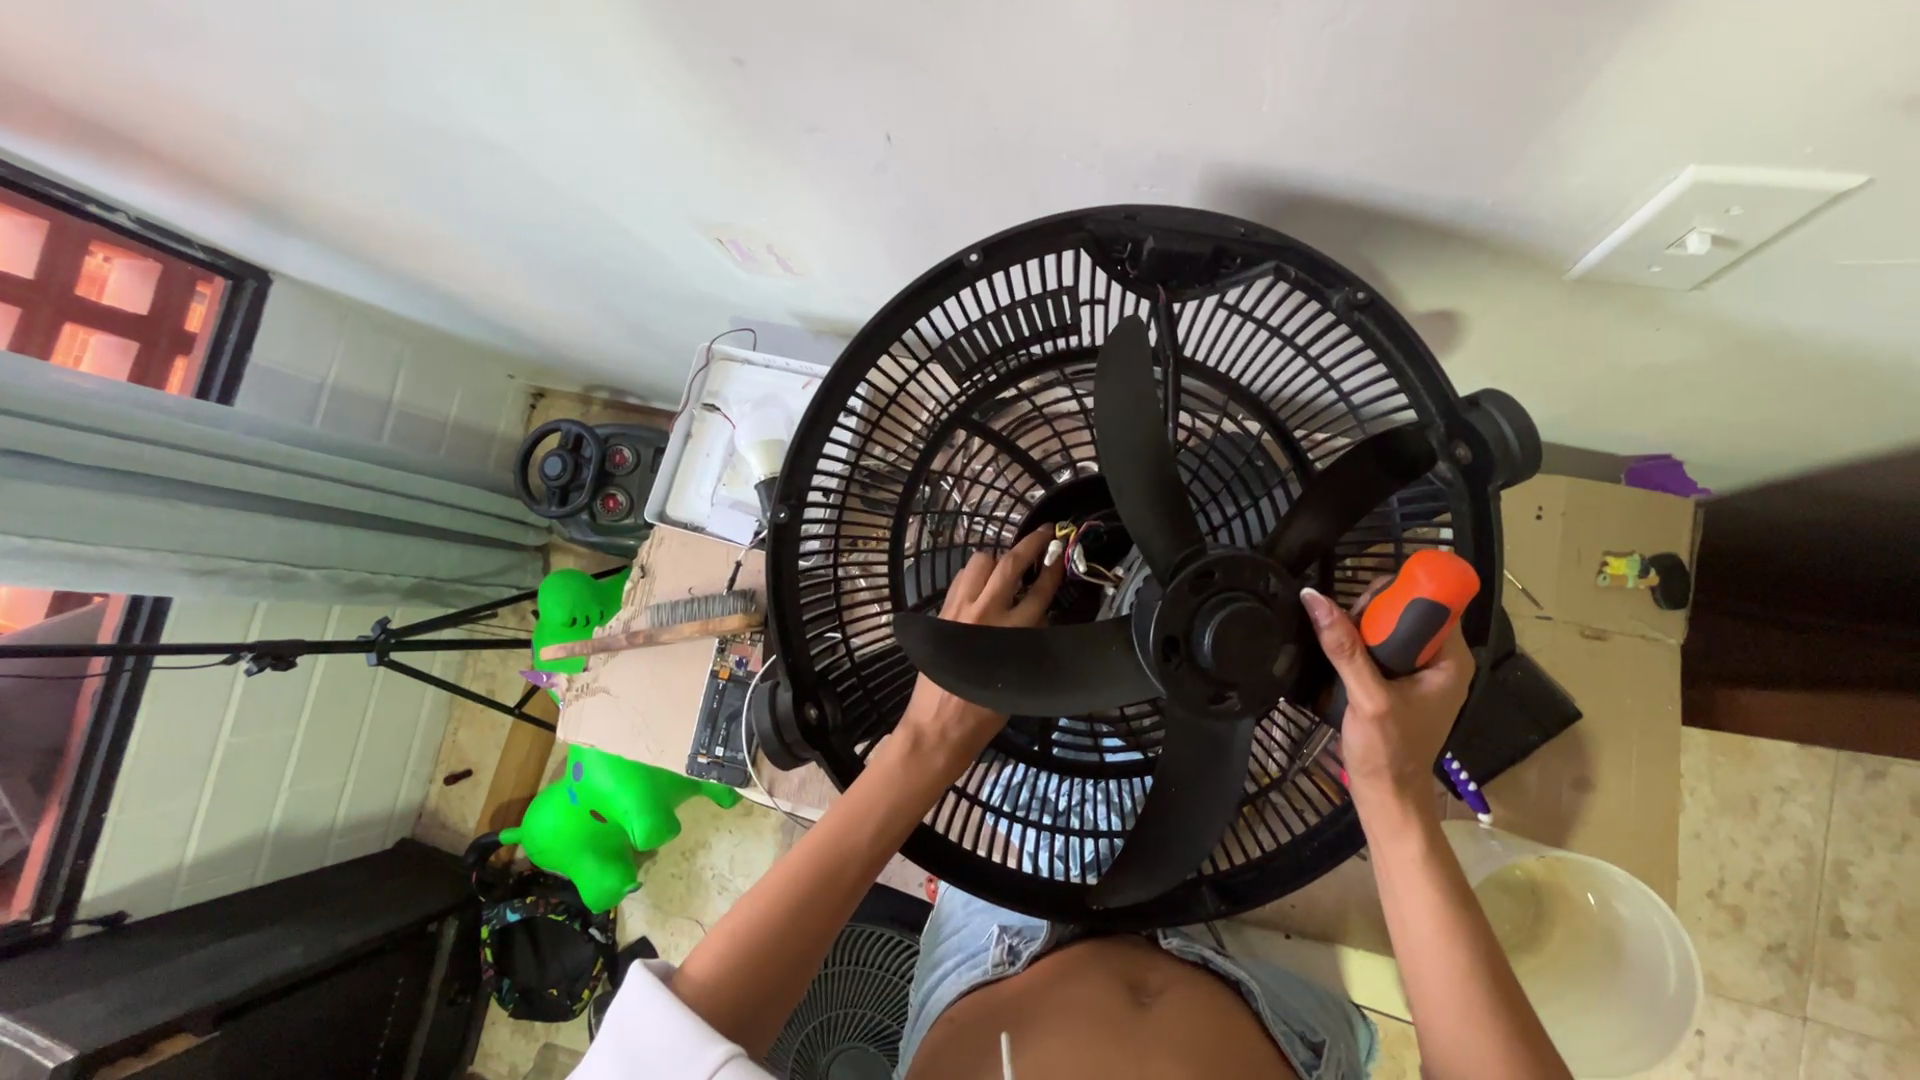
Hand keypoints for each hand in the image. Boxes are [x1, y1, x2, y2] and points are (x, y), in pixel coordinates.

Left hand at [896, 527, 1065, 777]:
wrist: (937, 727)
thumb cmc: (984, 713)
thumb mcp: (1021, 679)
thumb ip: (1031, 641)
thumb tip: (1039, 617)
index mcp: (1011, 632)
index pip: (1040, 590)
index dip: (1054, 568)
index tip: (1062, 552)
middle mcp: (984, 613)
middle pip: (1010, 564)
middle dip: (1031, 543)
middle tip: (1045, 532)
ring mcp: (958, 610)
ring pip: (979, 564)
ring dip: (997, 558)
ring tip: (1007, 565)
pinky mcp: (941, 614)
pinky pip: (961, 581)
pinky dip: (975, 575)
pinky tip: (982, 585)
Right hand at [1298, 584, 1474, 808]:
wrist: (1386, 794)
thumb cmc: (1388, 750)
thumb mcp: (1367, 697)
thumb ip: (1344, 648)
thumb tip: (1315, 598)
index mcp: (1450, 658)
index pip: (1430, 602)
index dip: (1395, 593)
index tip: (1361, 606)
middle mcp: (1440, 658)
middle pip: (1405, 610)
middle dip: (1371, 611)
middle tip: (1343, 629)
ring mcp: (1420, 671)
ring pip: (1388, 627)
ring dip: (1359, 627)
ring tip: (1337, 643)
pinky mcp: (1400, 681)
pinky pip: (1379, 647)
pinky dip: (1358, 644)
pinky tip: (1340, 653)